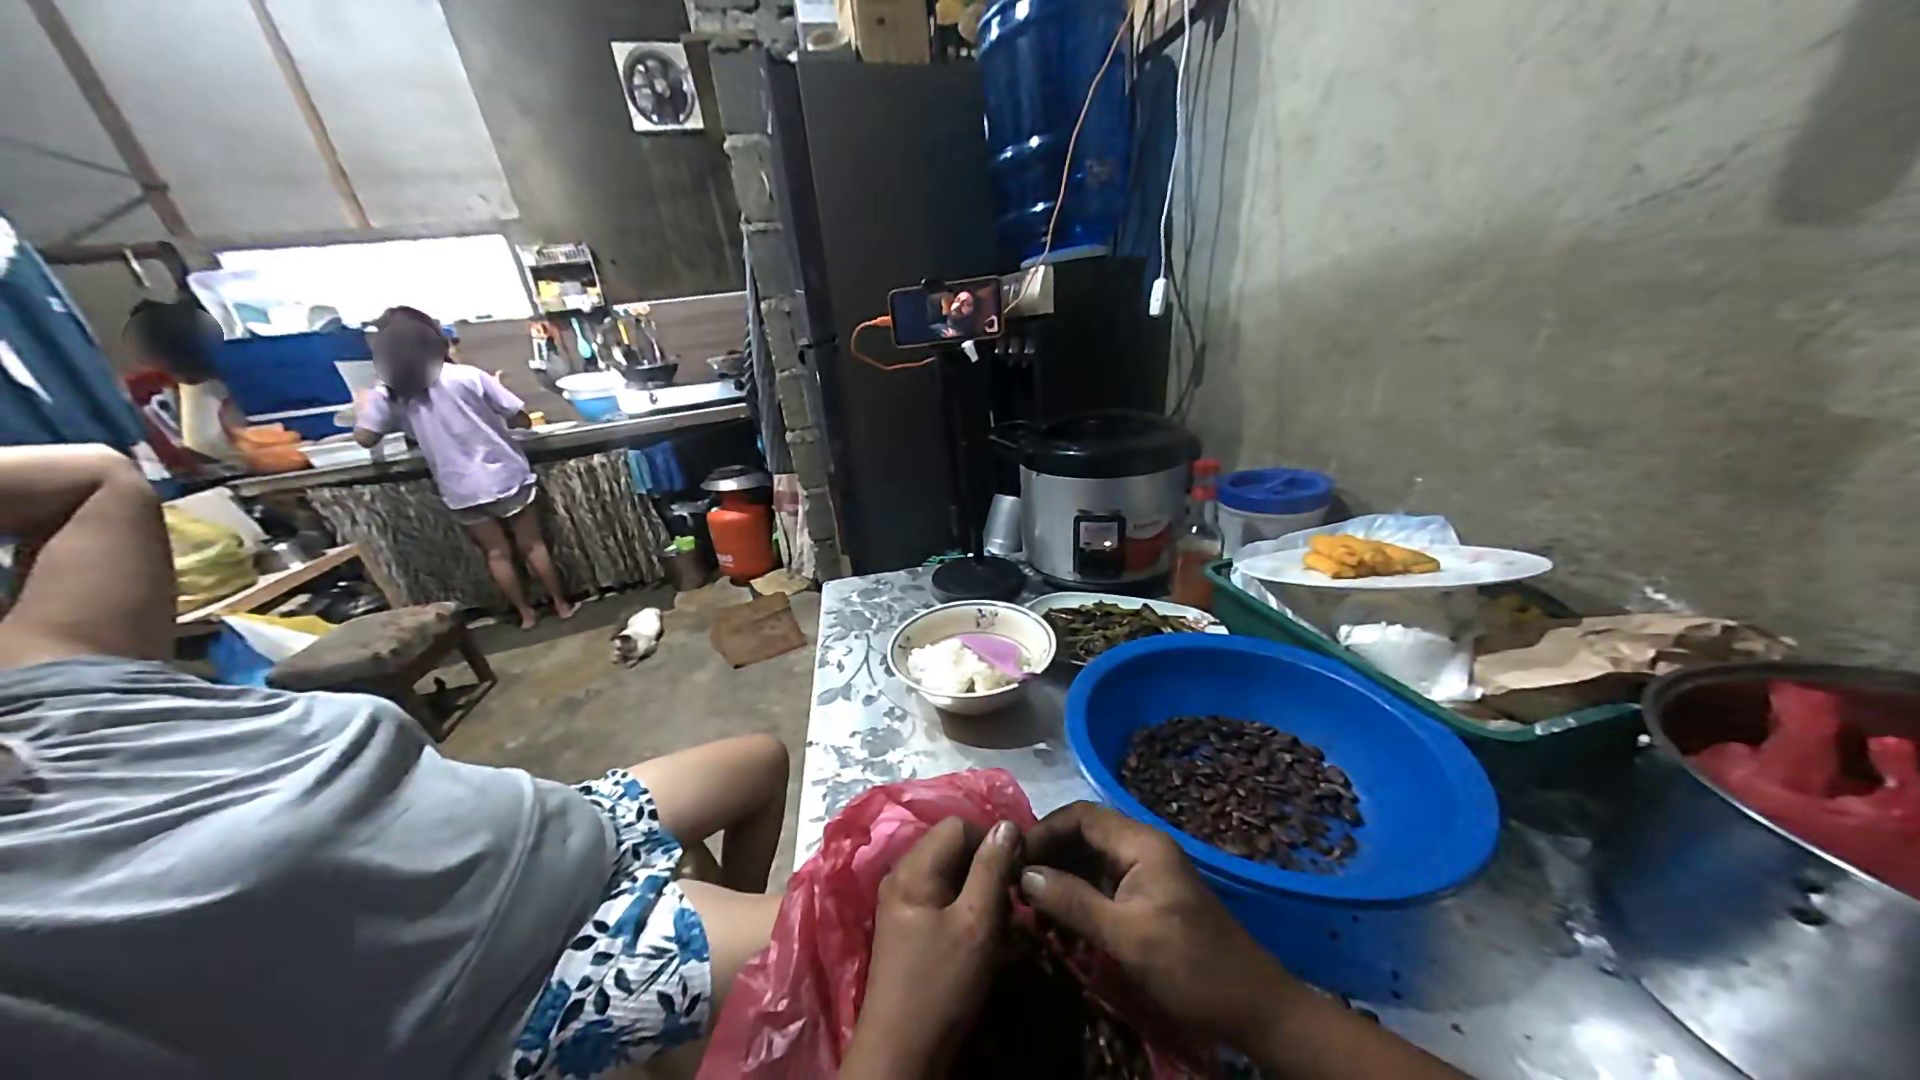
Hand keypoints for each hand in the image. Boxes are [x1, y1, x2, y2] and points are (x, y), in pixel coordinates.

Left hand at [842, 817, 1020, 1078]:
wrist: (901, 1056)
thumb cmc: (942, 985)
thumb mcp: (977, 924)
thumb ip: (992, 868)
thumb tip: (1007, 824)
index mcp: (912, 867)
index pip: (958, 825)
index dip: (991, 840)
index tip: (1017, 872)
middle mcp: (900, 874)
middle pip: (951, 846)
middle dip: (985, 865)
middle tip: (1010, 900)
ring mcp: (899, 900)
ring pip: (948, 871)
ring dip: (977, 887)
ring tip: (997, 920)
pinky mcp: (904, 924)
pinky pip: (939, 894)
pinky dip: (963, 904)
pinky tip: (977, 933)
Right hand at [1019, 802, 1303, 1048]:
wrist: (1254, 1009)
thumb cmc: (1191, 967)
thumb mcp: (1127, 936)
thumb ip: (1074, 901)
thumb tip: (1023, 874)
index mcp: (1141, 843)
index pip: (1080, 815)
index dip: (1044, 831)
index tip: (1014, 860)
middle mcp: (1140, 848)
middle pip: (1081, 836)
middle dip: (1048, 858)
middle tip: (1017, 888)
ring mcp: (1144, 874)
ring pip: (1087, 862)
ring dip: (1059, 882)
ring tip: (1034, 913)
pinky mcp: (1144, 899)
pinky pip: (1099, 887)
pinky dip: (1076, 901)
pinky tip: (1059, 927)